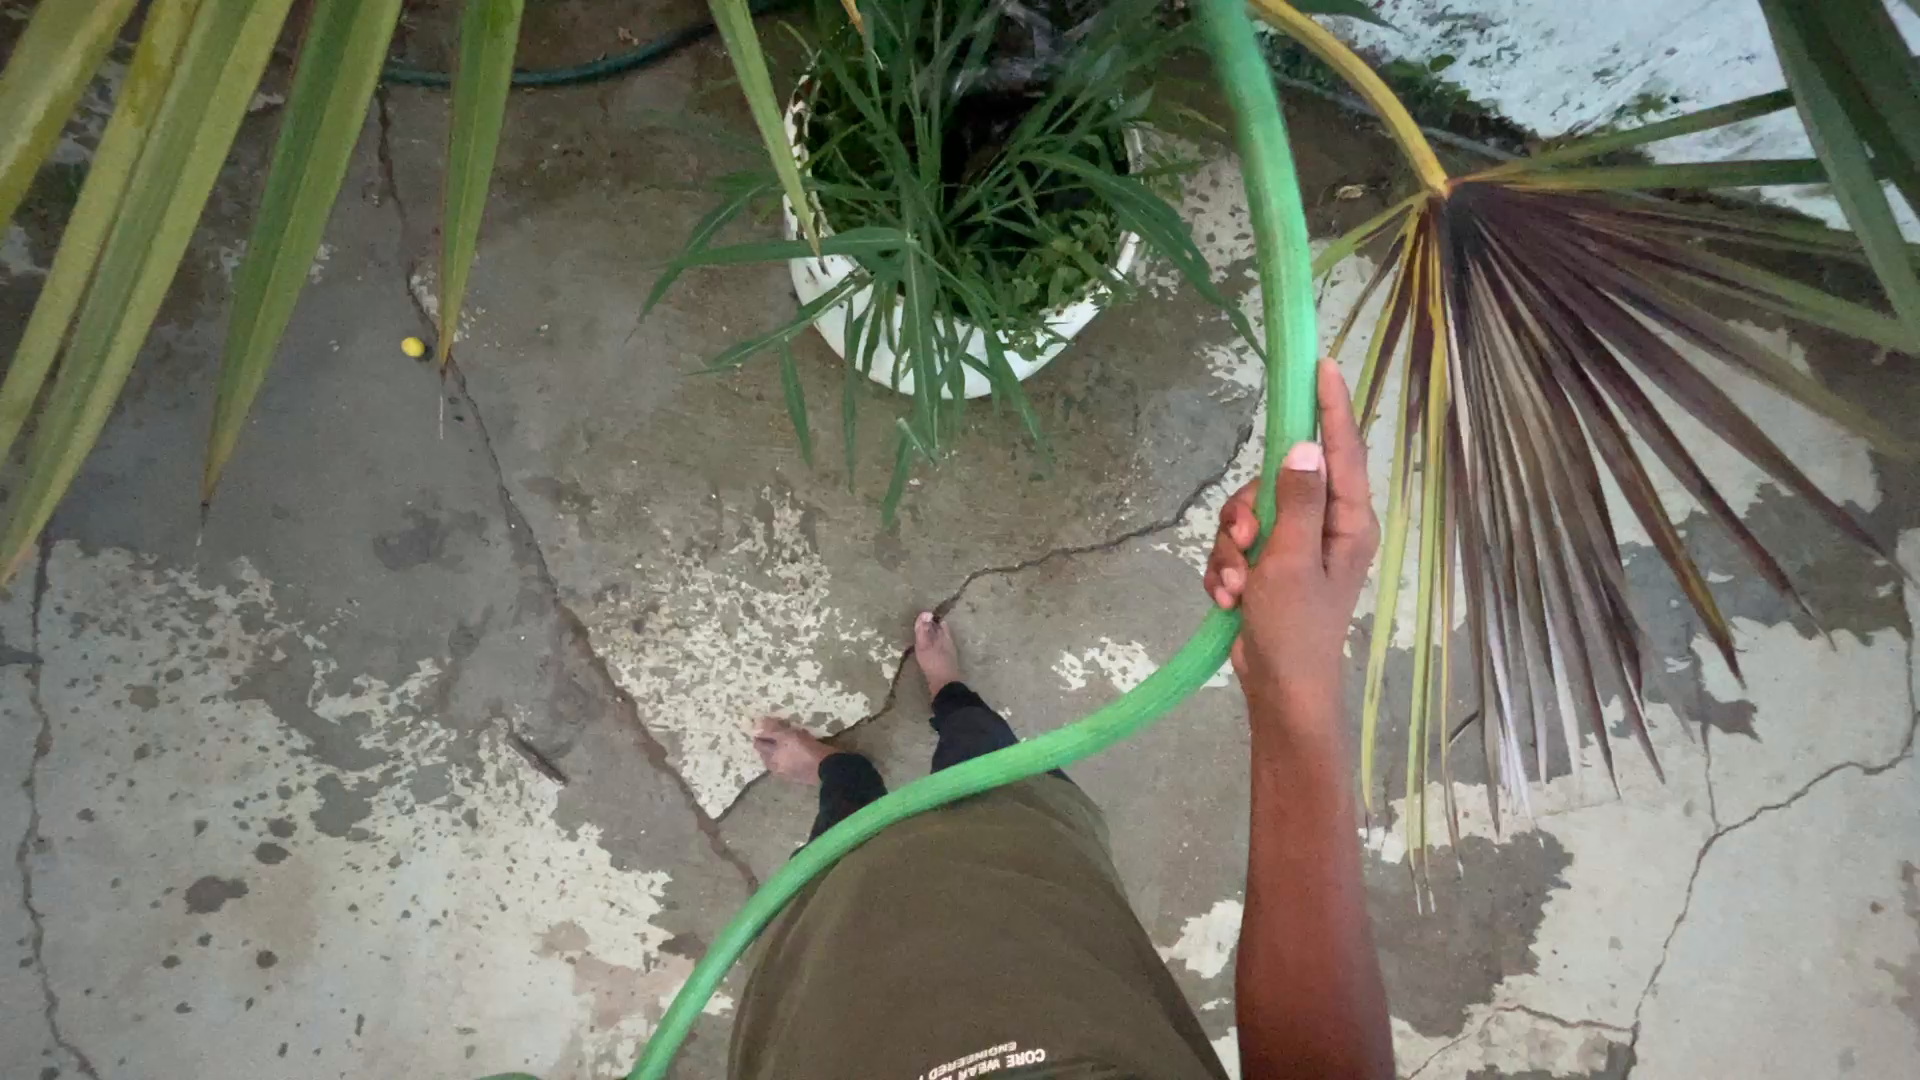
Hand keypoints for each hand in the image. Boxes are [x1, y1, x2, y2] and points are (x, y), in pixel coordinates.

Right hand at [1204, 360, 1377, 724]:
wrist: (1277, 687)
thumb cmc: (1295, 628)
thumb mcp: (1290, 561)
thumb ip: (1295, 501)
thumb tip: (1301, 446)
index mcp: (1346, 521)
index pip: (1340, 450)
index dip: (1330, 406)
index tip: (1323, 364)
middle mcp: (1321, 526)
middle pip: (1275, 482)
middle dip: (1247, 511)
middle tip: (1242, 543)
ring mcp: (1291, 547)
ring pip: (1246, 515)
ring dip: (1230, 550)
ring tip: (1236, 586)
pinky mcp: (1265, 566)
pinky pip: (1233, 546)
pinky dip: (1224, 570)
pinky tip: (1229, 597)